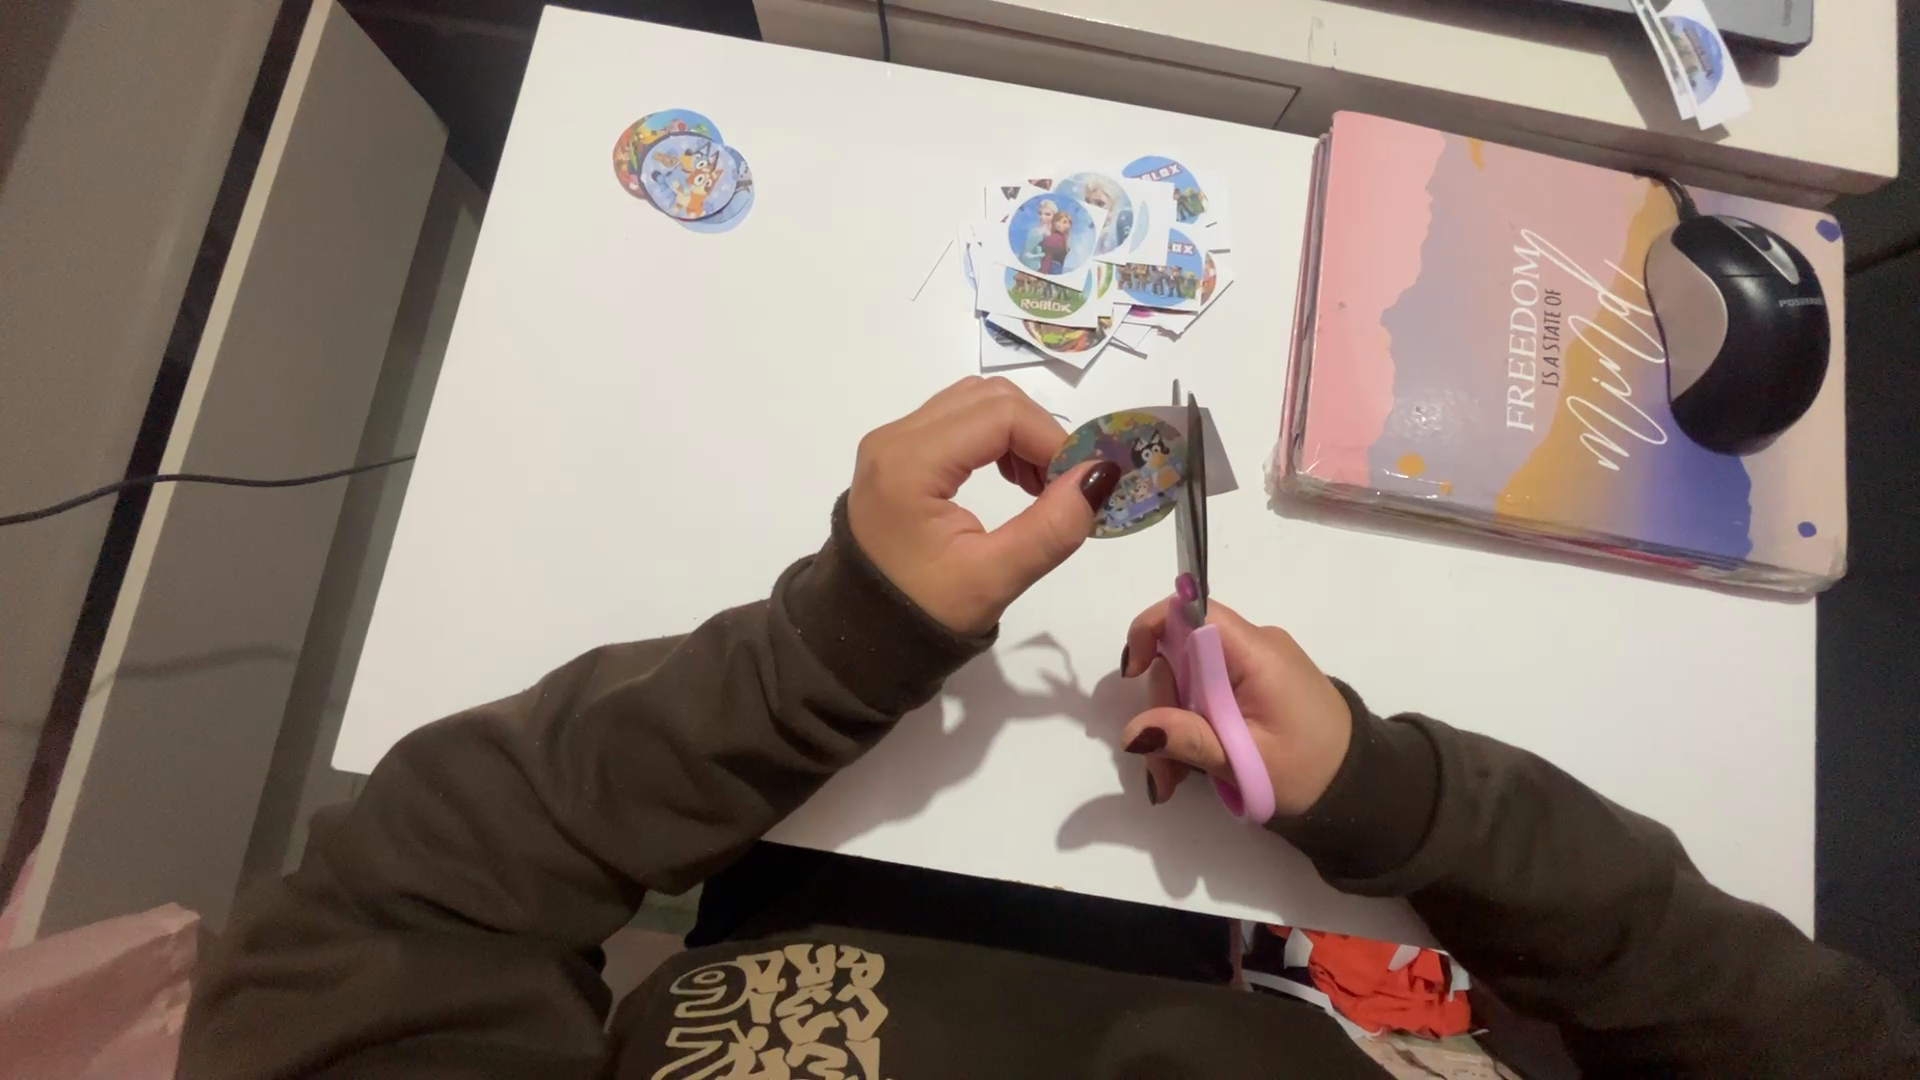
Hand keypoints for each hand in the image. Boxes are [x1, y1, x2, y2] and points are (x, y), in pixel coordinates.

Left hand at [849, 377, 1121, 634]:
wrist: (862, 633)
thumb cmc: (923, 612)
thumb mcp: (993, 579)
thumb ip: (1051, 528)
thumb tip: (1103, 474)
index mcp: (909, 463)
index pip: (1000, 414)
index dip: (1052, 440)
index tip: (1082, 484)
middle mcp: (895, 438)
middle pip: (988, 398)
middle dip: (1038, 433)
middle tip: (1063, 486)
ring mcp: (893, 442)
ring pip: (974, 403)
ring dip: (1019, 433)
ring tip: (1041, 486)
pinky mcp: (898, 454)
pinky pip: (958, 421)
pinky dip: (996, 439)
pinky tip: (1014, 479)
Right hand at [1118, 599, 1352, 817]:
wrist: (1362, 788)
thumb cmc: (1311, 771)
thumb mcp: (1244, 761)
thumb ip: (1188, 739)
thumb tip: (1132, 733)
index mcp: (1256, 652)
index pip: (1192, 610)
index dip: (1152, 629)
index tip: (1134, 671)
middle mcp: (1251, 646)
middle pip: (1180, 655)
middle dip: (1161, 709)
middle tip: (1159, 765)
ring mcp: (1250, 664)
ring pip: (1186, 679)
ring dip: (1170, 726)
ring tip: (1172, 779)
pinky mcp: (1250, 682)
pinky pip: (1204, 691)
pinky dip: (1189, 726)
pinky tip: (1184, 768)